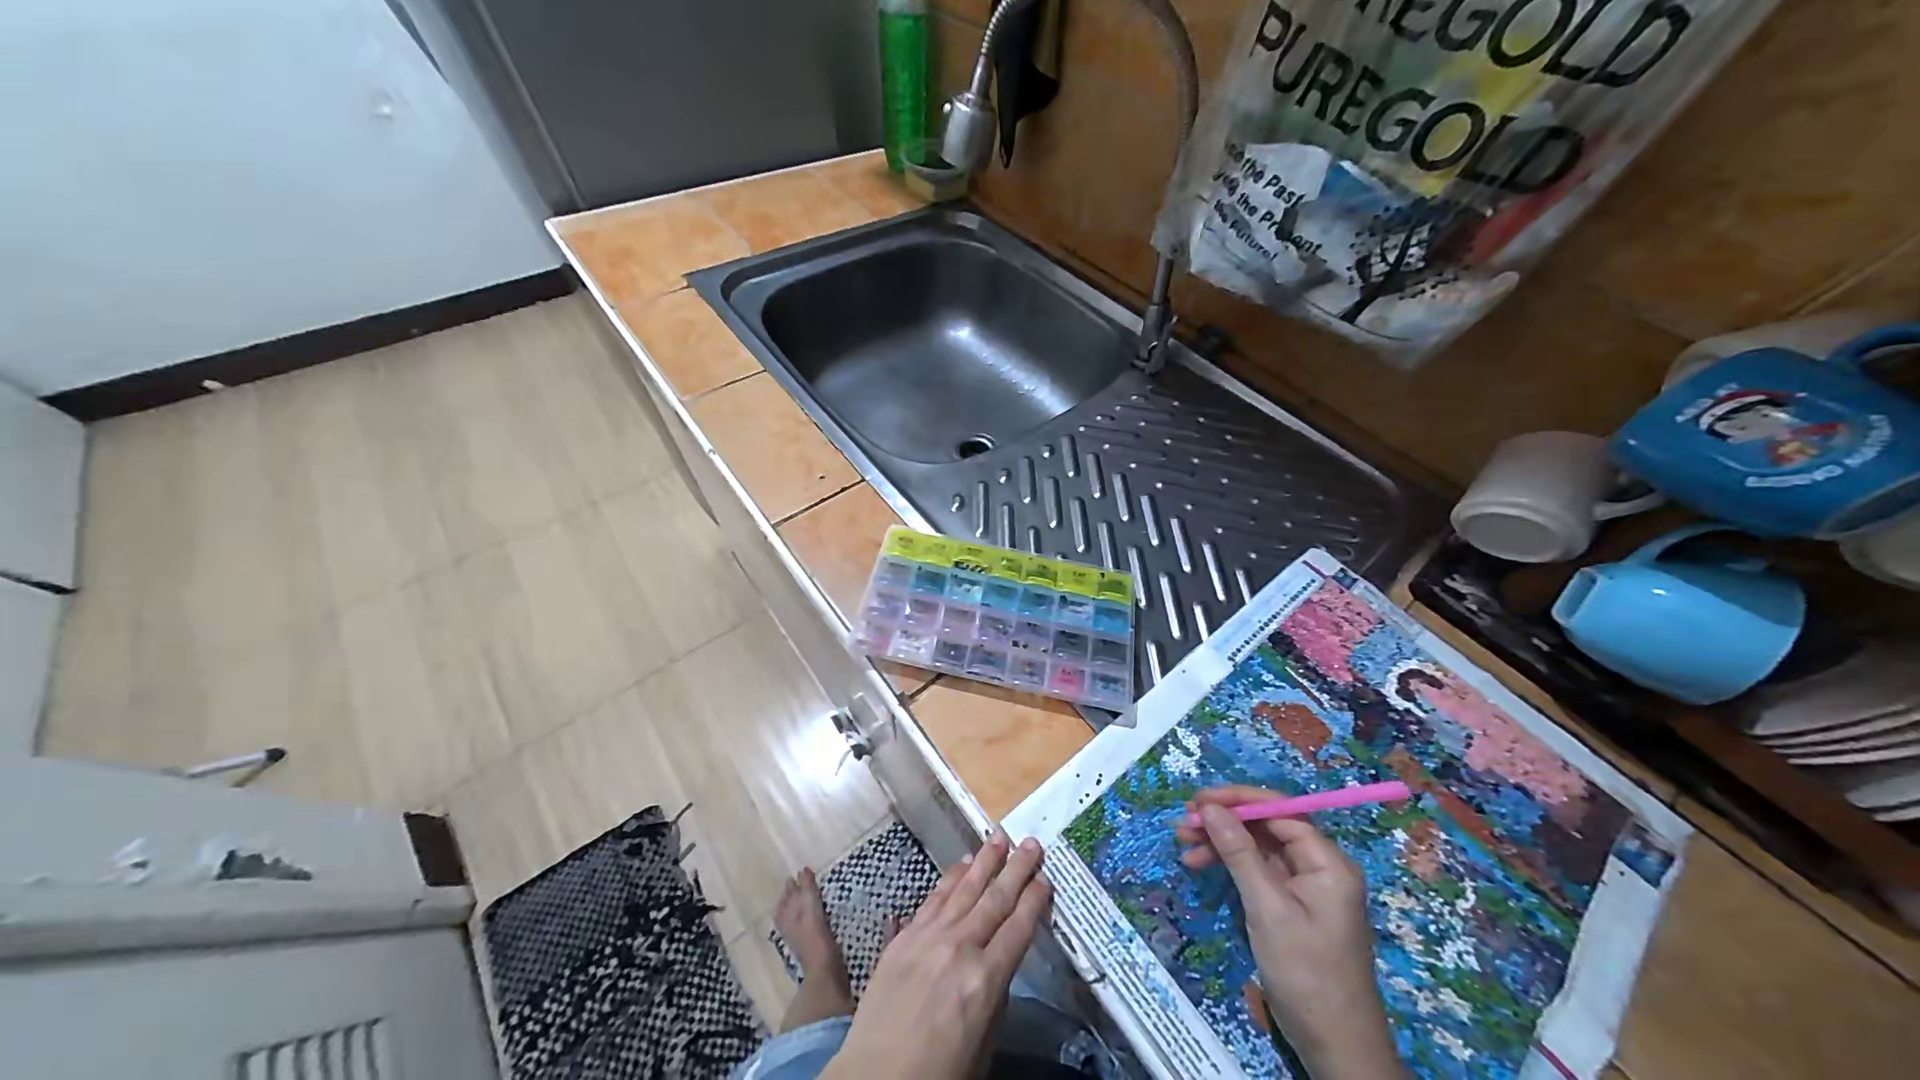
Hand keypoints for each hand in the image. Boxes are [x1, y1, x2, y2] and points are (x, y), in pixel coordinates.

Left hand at [820, 831, 1052, 1079]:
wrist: (875, 1079)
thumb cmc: (939, 1074)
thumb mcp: (985, 1043)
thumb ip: (996, 996)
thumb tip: (1000, 962)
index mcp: (985, 980)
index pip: (1019, 928)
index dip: (1035, 900)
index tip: (1047, 877)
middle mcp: (959, 949)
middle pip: (994, 899)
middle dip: (1016, 869)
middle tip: (1031, 843)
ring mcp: (928, 938)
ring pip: (964, 890)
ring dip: (984, 861)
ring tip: (999, 838)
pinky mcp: (903, 938)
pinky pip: (933, 899)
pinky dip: (950, 878)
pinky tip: (962, 865)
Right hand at [1177, 787, 1405, 1079]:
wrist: (1335, 1045)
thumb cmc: (1306, 973)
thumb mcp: (1267, 908)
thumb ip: (1239, 853)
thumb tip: (1210, 808)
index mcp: (1327, 861)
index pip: (1279, 811)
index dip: (1237, 801)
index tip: (1197, 801)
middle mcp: (1319, 866)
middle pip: (1266, 826)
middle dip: (1224, 821)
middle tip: (1183, 824)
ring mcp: (1305, 886)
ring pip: (1257, 847)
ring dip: (1221, 842)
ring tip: (1183, 844)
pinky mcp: (1292, 905)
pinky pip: (1257, 870)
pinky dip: (1229, 865)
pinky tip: (1200, 865)